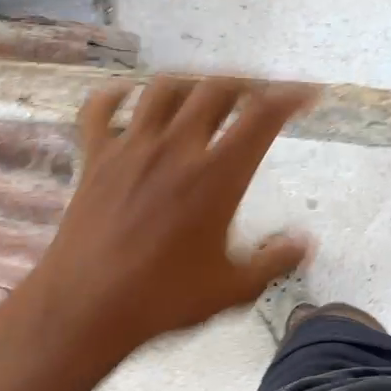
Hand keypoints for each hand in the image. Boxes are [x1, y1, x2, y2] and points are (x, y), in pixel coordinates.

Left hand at [0, 77, 316, 374]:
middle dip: (246, 83)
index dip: (290, 97)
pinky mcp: (94, 158)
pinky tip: (125, 94)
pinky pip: (99, 109)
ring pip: (163, 89)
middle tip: (259, 94)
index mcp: (218, 175)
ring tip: (203, 90)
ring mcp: (131, 148)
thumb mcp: (233, 288)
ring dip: (190, 82)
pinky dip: (114, 94)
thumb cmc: (163, 298)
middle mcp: (177, 148)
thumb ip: (274, 262)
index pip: (263, 116)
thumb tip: (305, 244)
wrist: (83, 308)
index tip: (306, 95)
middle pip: (216, 88)